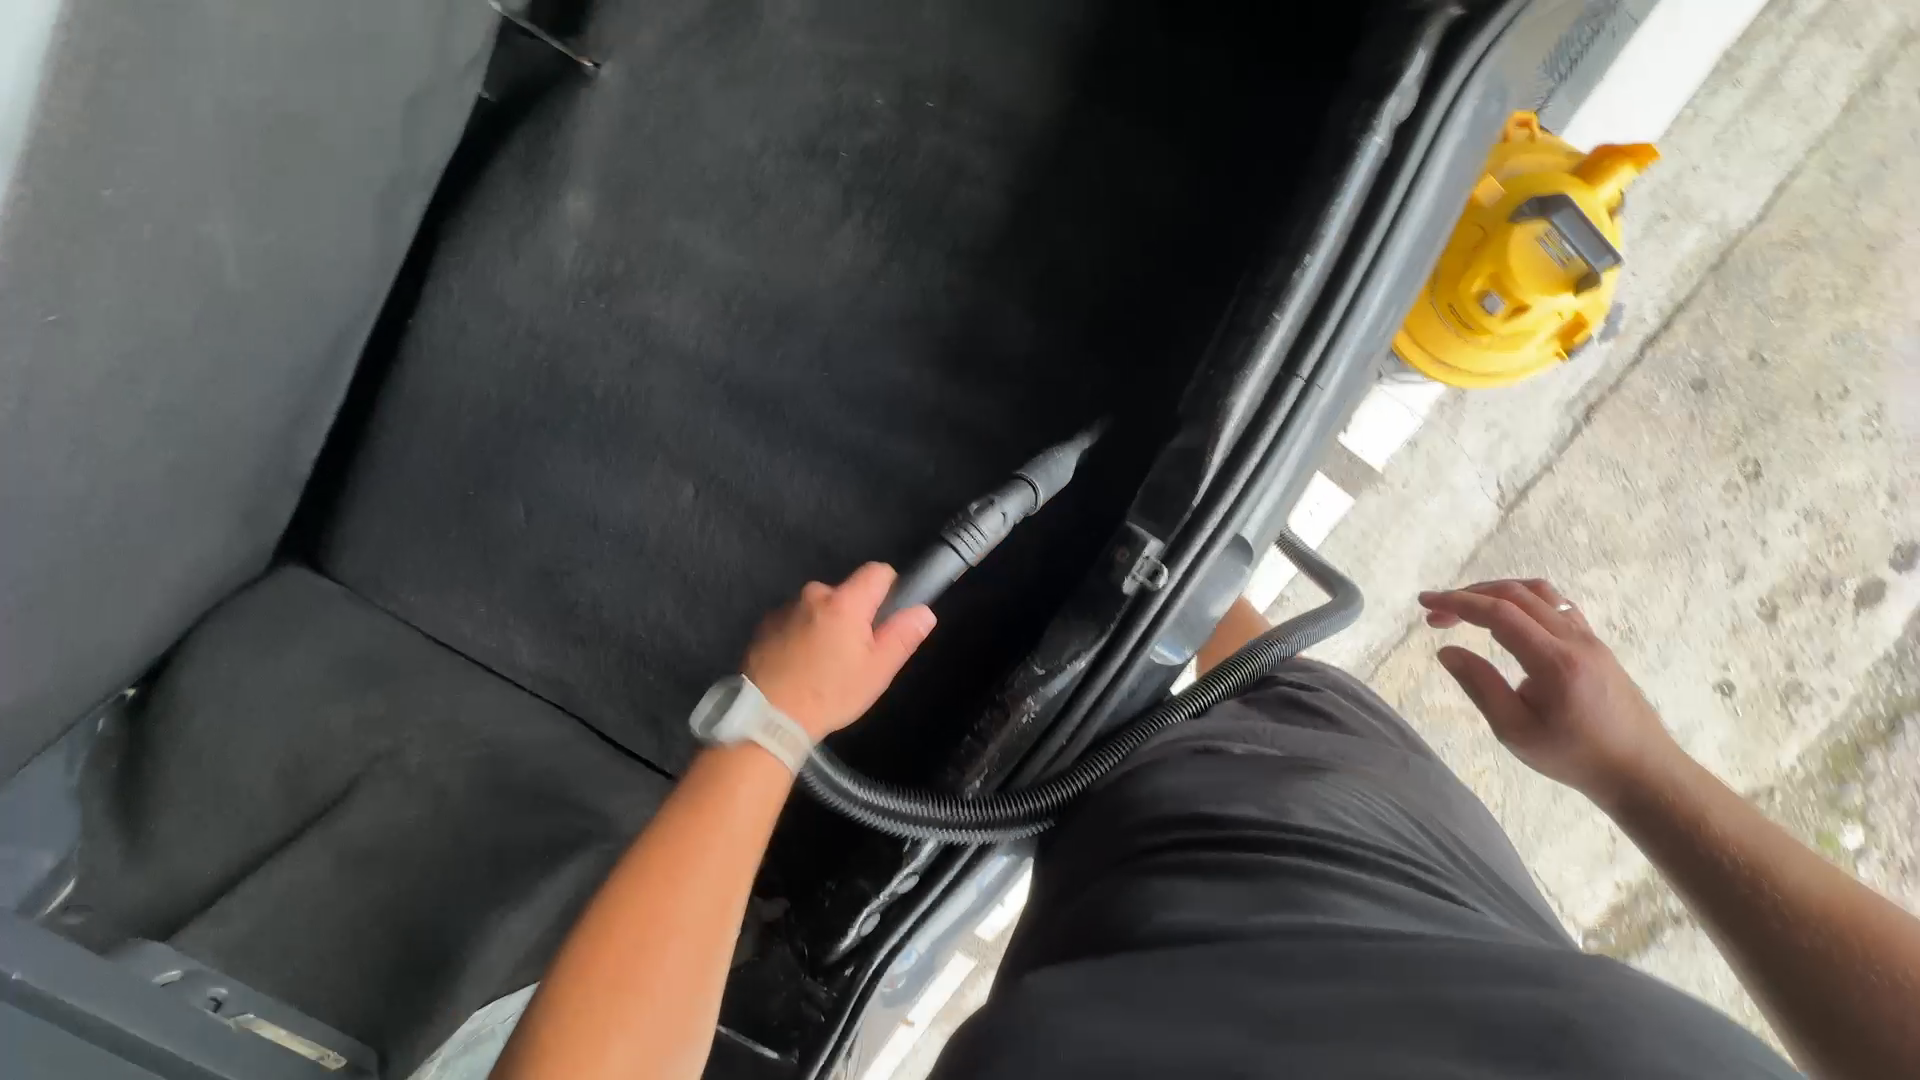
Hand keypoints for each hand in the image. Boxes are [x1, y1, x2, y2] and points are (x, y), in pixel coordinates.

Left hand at [742, 564, 936, 740]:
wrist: (765, 717)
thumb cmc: (829, 694)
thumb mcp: (876, 671)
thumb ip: (902, 635)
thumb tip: (924, 611)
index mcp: (845, 602)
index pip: (878, 571)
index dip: (889, 589)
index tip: (886, 618)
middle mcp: (814, 595)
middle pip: (846, 593)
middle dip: (854, 616)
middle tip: (853, 655)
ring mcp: (785, 608)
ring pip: (819, 608)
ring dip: (825, 626)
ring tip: (822, 666)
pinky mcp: (764, 624)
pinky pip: (795, 620)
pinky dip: (801, 635)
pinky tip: (798, 666)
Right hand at [1418, 579, 1681, 807]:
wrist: (1641, 771)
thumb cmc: (1573, 756)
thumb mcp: (1514, 730)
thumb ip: (1480, 686)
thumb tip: (1447, 651)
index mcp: (1554, 661)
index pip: (1499, 613)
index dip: (1457, 602)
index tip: (1425, 603)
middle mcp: (1575, 640)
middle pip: (1516, 595)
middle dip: (1469, 595)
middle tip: (1435, 613)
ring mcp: (1589, 639)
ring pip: (1539, 593)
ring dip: (1496, 592)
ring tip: (1468, 608)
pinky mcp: (1595, 645)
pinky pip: (1557, 605)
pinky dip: (1522, 600)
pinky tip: (1507, 617)